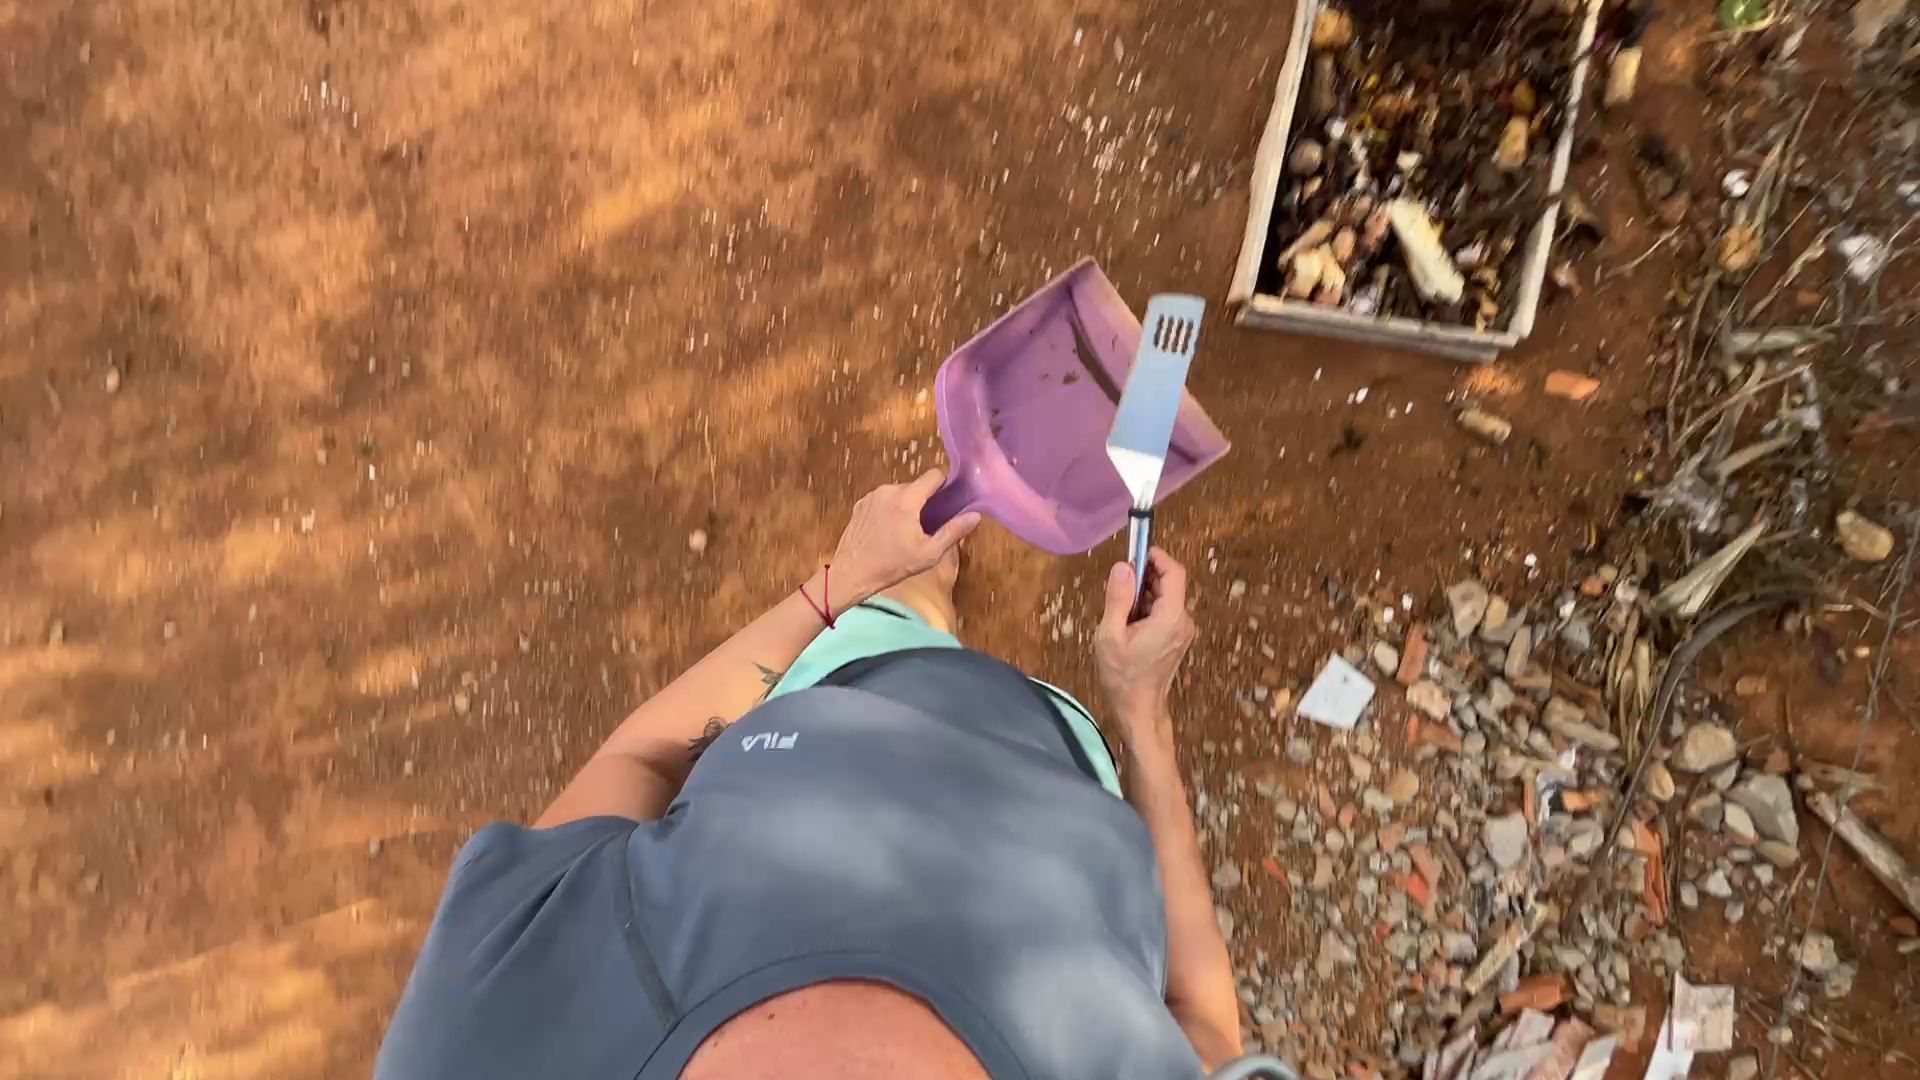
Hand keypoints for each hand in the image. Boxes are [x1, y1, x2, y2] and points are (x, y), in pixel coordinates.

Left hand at [828, 470, 979, 609]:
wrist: (851, 573)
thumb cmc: (892, 565)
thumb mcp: (929, 553)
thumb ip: (953, 531)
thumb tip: (976, 516)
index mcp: (906, 499)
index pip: (933, 475)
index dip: (944, 485)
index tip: (948, 501)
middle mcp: (888, 490)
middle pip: (916, 485)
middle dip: (924, 501)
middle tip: (927, 525)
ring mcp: (872, 496)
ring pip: (899, 493)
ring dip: (906, 505)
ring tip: (905, 531)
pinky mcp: (860, 504)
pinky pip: (883, 499)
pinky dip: (890, 509)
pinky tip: (887, 531)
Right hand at [1094, 548, 1194, 741]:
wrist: (1138, 710)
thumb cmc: (1122, 675)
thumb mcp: (1110, 634)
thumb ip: (1118, 598)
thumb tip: (1123, 566)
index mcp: (1171, 617)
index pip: (1174, 572)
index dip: (1156, 557)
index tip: (1132, 555)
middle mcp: (1183, 620)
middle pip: (1169, 583)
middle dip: (1144, 577)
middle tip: (1116, 588)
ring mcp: (1182, 631)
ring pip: (1165, 597)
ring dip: (1142, 595)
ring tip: (1119, 612)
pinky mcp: (1177, 638)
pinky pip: (1164, 612)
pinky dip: (1146, 608)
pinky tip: (1127, 625)